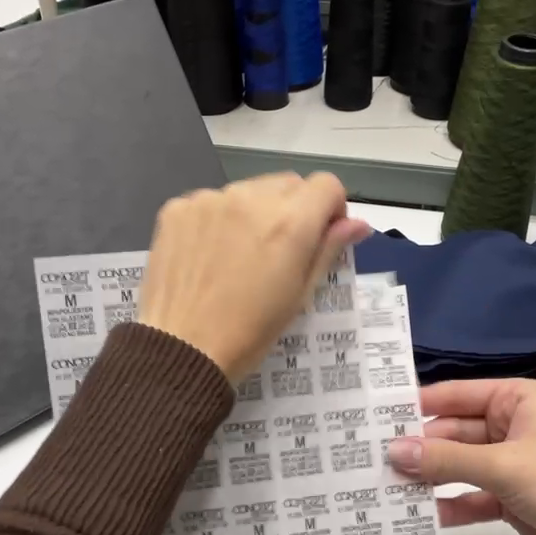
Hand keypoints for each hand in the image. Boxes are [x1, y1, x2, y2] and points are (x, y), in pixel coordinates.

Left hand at [139, 172, 371, 380]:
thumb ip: (329, 249)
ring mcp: (210, 200)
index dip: (331, 210)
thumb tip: (358, 224)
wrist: (181, 350)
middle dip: (294, 209)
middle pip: (288, 184)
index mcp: (290, 222)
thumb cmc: (249, 333)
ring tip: (240, 257)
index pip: (328, 185)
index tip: (321, 238)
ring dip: (254, 212)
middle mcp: (251, 198)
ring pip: (248, 190)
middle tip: (280, 253)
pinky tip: (209, 256)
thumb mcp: (299, 295)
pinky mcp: (177, 208)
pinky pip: (211, 202)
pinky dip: (218, 220)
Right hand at [385, 379, 535, 534]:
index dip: (417, 405)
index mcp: (517, 399)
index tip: (374, 416)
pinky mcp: (510, 497)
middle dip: (419, 447)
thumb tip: (392, 450)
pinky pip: (471, 494)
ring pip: (459, 464)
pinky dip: (449, 503)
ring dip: (430, 477)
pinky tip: (418, 516)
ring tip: (385, 487)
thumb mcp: (504, 467)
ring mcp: (511, 463)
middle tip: (371, 460)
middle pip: (453, 432)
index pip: (456, 395)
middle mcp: (512, 425)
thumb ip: (446, 459)